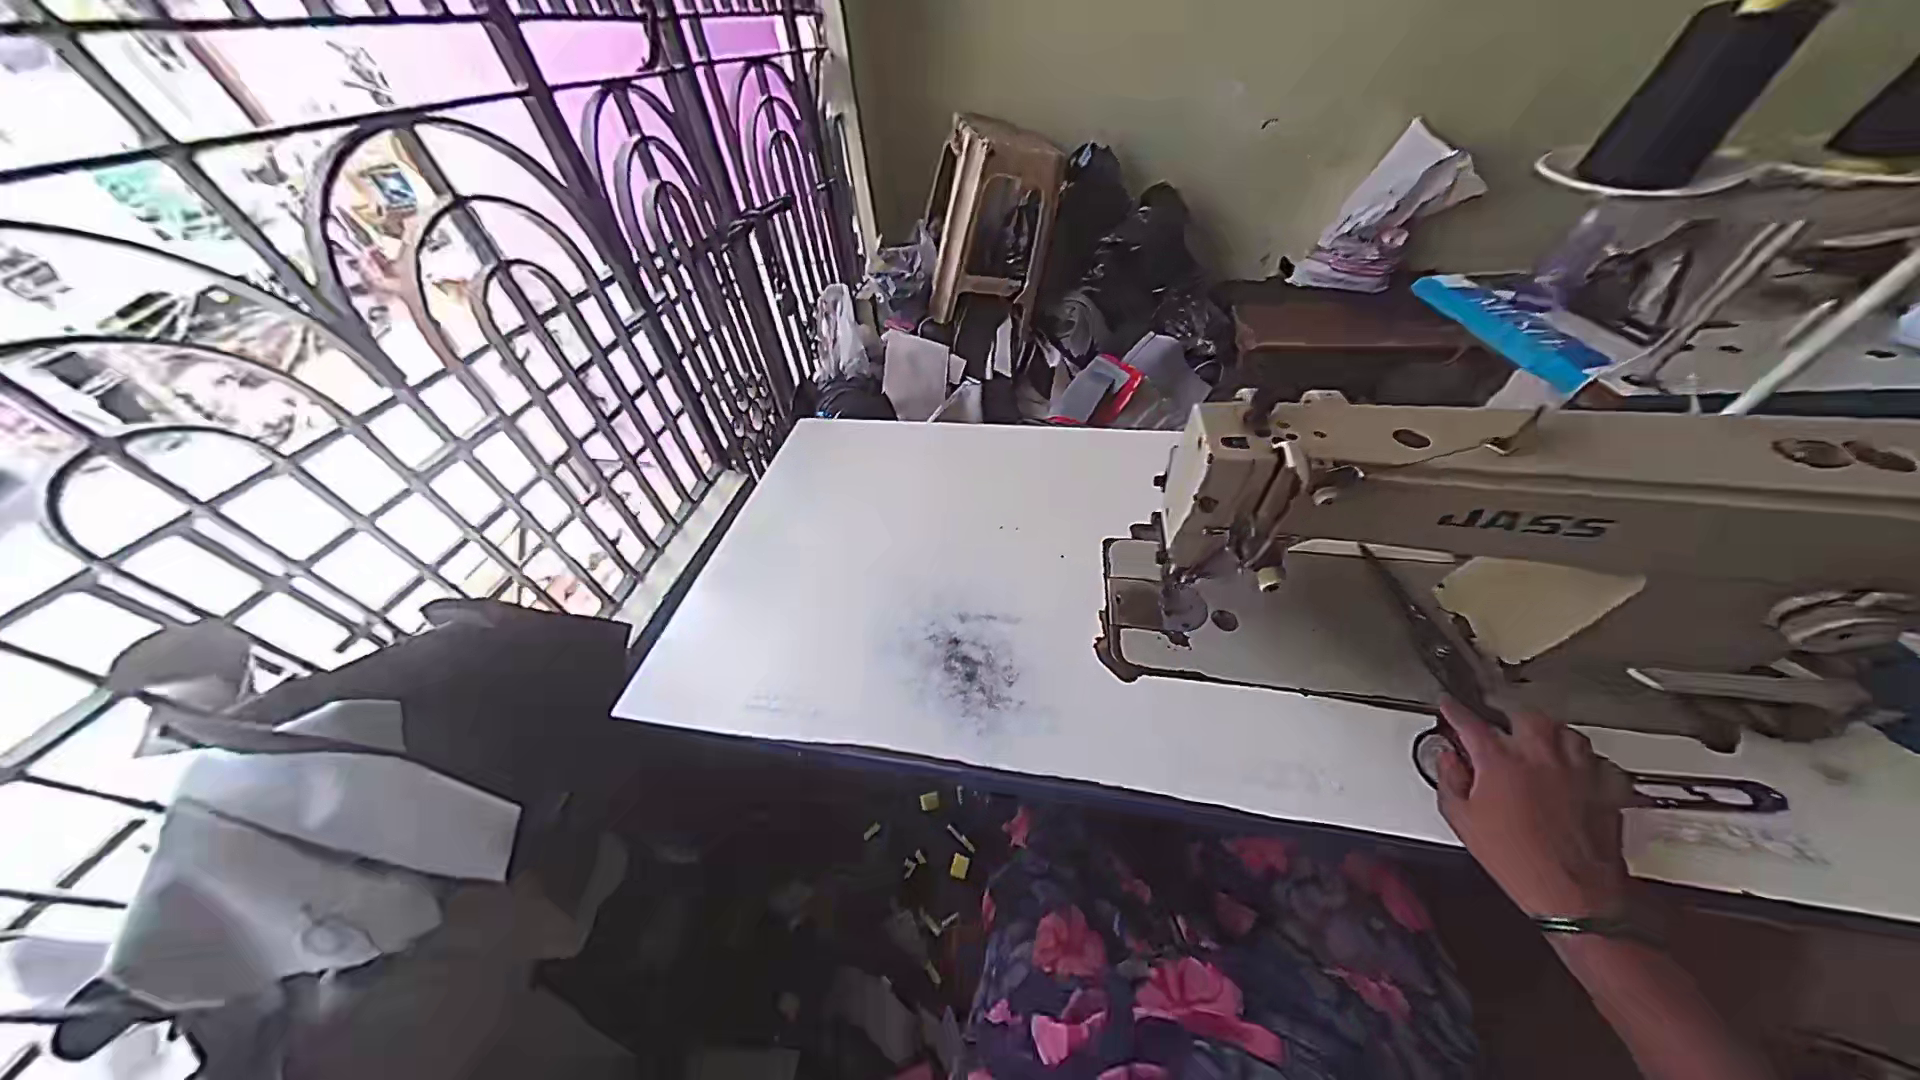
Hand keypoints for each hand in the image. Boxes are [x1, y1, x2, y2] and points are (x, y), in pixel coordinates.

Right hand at [1434, 698, 1636, 917]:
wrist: (1572, 894)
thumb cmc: (1518, 859)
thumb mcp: (1461, 817)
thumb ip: (1449, 779)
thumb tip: (1448, 761)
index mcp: (1500, 762)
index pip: (1470, 722)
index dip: (1454, 711)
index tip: (1449, 706)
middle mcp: (1542, 760)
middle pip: (1526, 716)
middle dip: (1506, 714)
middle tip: (1496, 723)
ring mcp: (1578, 774)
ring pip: (1567, 733)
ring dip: (1548, 731)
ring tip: (1536, 739)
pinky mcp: (1606, 792)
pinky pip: (1599, 761)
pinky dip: (1584, 759)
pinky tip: (1575, 766)